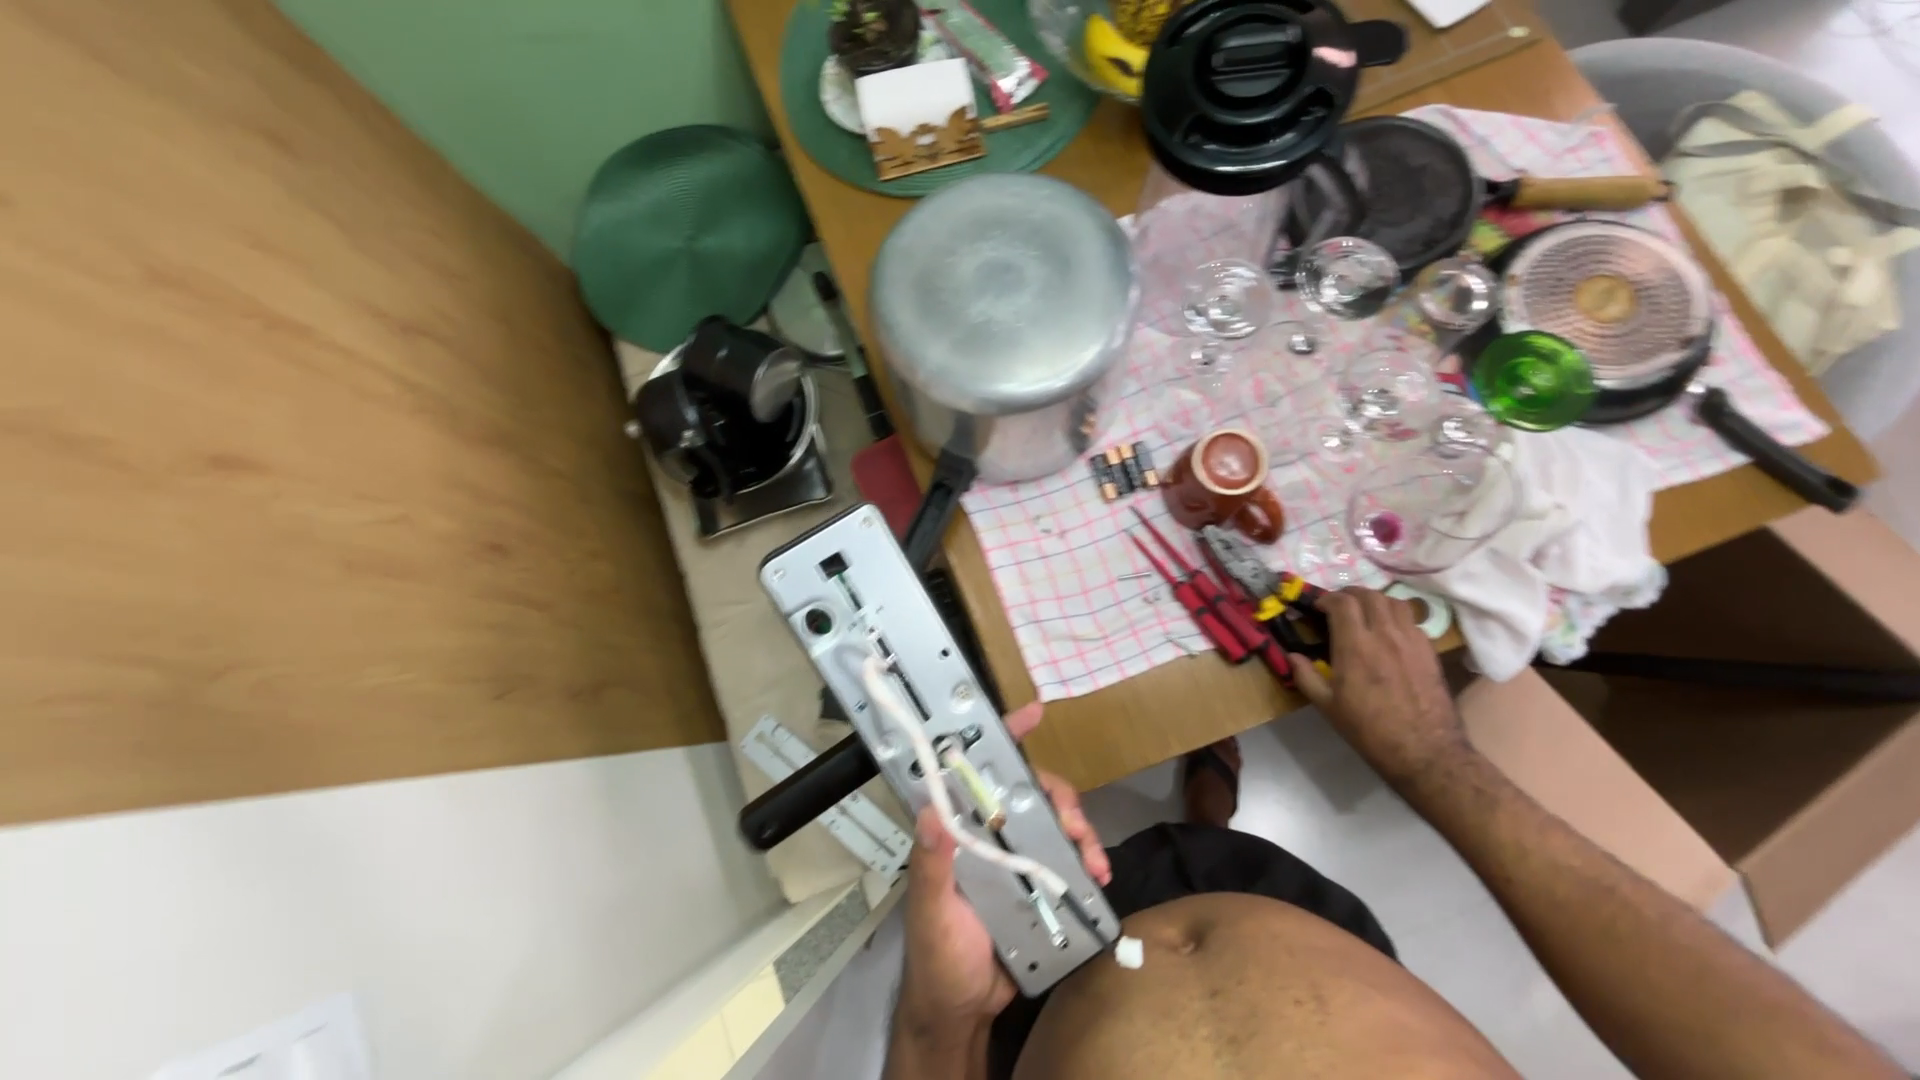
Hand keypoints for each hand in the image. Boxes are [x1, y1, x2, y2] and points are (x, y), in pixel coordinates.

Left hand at [896, 702, 1110, 1033]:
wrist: (963, 1010)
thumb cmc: (937, 955)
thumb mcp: (931, 909)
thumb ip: (931, 864)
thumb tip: (931, 812)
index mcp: (961, 830)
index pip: (979, 773)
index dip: (1004, 737)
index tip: (1033, 713)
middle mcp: (991, 834)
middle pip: (1032, 793)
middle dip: (1060, 797)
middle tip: (1076, 824)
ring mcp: (1019, 859)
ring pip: (1056, 823)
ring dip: (1082, 831)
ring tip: (1095, 860)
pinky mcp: (1041, 886)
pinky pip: (1071, 861)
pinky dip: (1089, 862)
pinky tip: (1100, 877)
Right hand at [1289, 587, 1471, 787]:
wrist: (1423, 749)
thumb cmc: (1369, 729)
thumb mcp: (1328, 706)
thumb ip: (1306, 676)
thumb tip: (1292, 656)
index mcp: (1355, 646)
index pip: (1342, 602)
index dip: (1327, 598)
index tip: (1318, 607)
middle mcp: (1384, 635)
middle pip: (1369, 595)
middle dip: (1350, 594)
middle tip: (1339, 606)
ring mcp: (1411, 640)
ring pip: (1394, 602)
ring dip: (1375, 600)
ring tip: (1366, 613)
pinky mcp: (1429, 650)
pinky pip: (1412, 620)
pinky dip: (1396, 618)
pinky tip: (1390, 634)